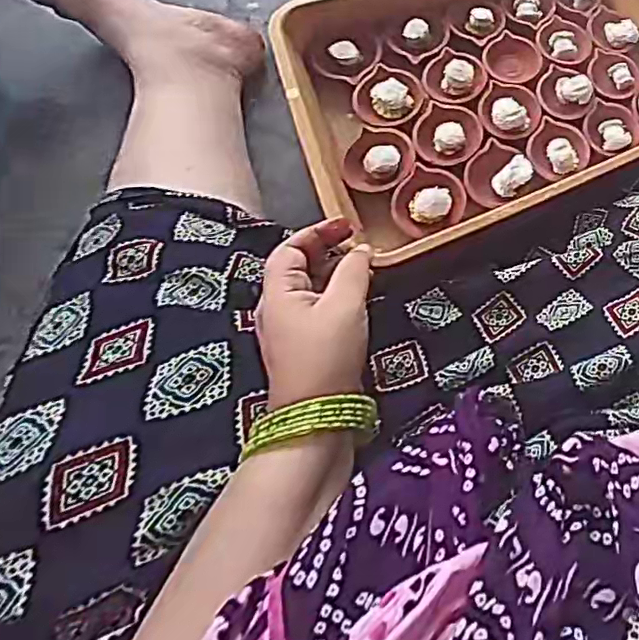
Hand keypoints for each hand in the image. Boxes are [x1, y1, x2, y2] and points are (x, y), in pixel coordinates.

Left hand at [255, 217, 373, 409]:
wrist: (317, 414)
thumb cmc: (326, 354)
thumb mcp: (345, 305)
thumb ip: (354, 269)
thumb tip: (362, 250)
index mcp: (277, 293)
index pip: (290, 248)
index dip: (318, 231)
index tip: (347, 225)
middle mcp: (276, 307)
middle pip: (297, 264)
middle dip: (327, 248)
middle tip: (357, 241)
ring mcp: (288, 327)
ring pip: (308, 284)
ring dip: (333, 269)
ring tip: (362, 264)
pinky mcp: (303, 342)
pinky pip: (316, 303)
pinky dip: (335, 289)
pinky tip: (356, 293)